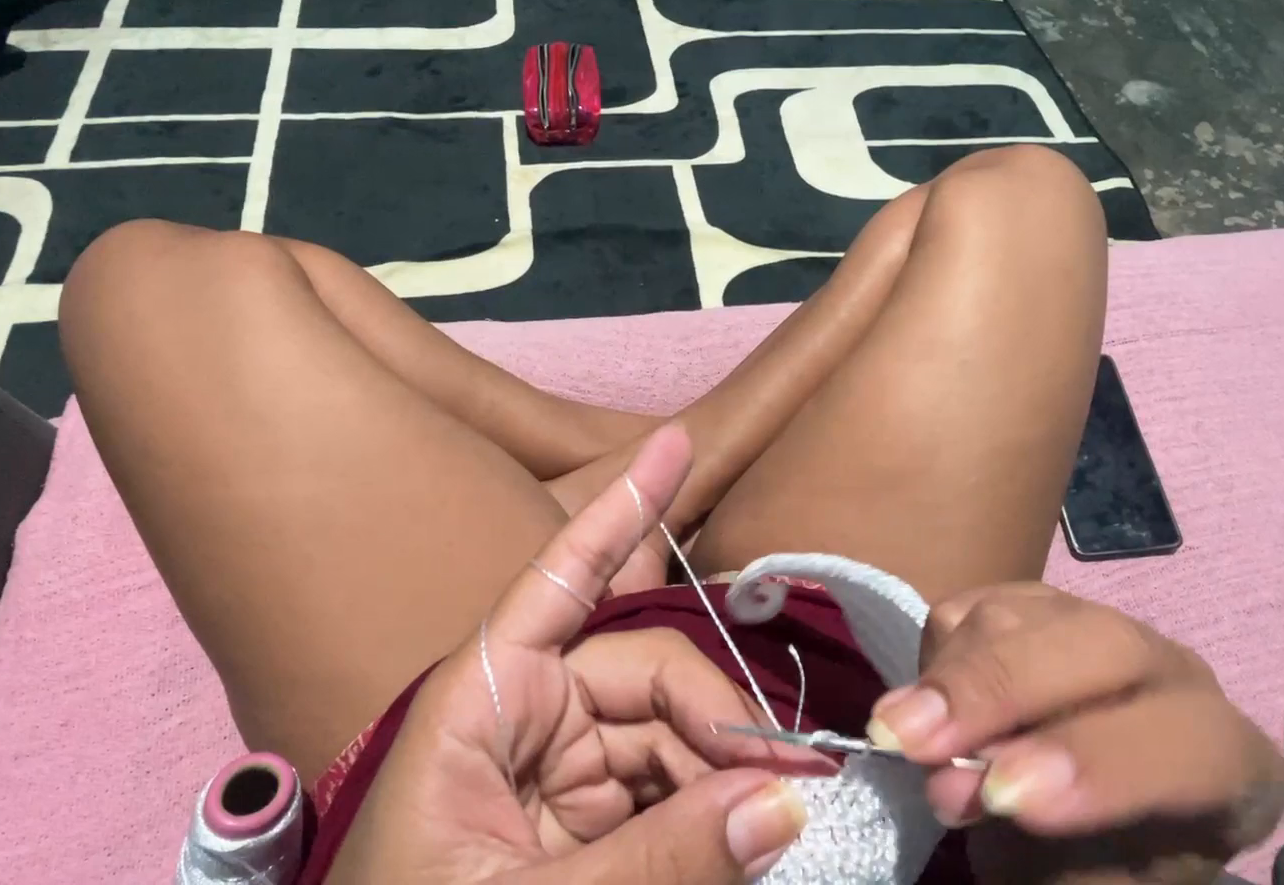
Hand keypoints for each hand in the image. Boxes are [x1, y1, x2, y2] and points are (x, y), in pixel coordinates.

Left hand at [338, 425, 817, 883]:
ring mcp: (562, 762)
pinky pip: (666, 782)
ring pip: (669, 731)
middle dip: (722, 716)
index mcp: (484, 696)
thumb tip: (785, 803)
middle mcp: (528, 708)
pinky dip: (713, 804)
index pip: (561, 577)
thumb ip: (659, 859)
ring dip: (728, 769)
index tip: (674, 440)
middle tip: (799, 779)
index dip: (622, 507)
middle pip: (648, 671)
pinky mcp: (587, 815)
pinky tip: (752, 830)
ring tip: (789, 813)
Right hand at [868, 583, 1283, 882]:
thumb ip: (1040, 846)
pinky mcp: (1017, 603)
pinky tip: (928, 708)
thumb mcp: (1091, 881)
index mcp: (1224, 758)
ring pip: (1015, 618)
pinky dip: (931, 658)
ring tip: (900, 737)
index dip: (1096, 763)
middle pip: (1098, 644)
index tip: (1004, 797)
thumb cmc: (1097, 861)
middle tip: (915, 742)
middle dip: (997, 690)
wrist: (1065, 807)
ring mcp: (1086, 620)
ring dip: (949, 677)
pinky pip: (962, 611)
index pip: (1186, 743)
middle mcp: (1164, 669)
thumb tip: (958, 786)